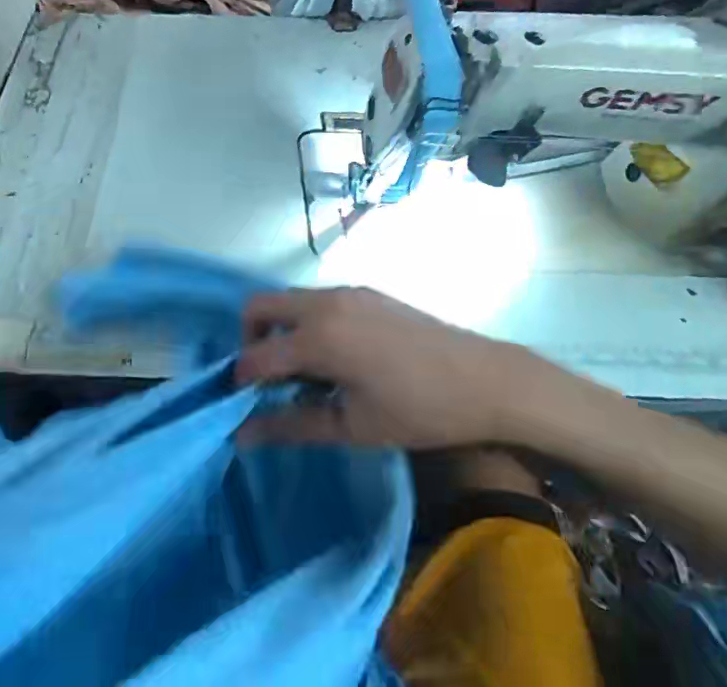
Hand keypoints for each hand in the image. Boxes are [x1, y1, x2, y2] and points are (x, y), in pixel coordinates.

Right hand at [235, 287, 557, 448]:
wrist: (485, 380)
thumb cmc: (419, 411)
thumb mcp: (352, 426)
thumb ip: (291, 426)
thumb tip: (242, 435)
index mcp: (319, 336)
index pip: (256, 355)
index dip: (241, 382)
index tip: (241, 406)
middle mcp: (326, 302)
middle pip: (261, 306)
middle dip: (252, 341)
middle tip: (268, 382)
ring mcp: (349, 292)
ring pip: (291, 300)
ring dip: (281, 331)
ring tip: (304, 375)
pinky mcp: (367, 293)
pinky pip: (318, 300)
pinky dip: (307, 323)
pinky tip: (334, 358)